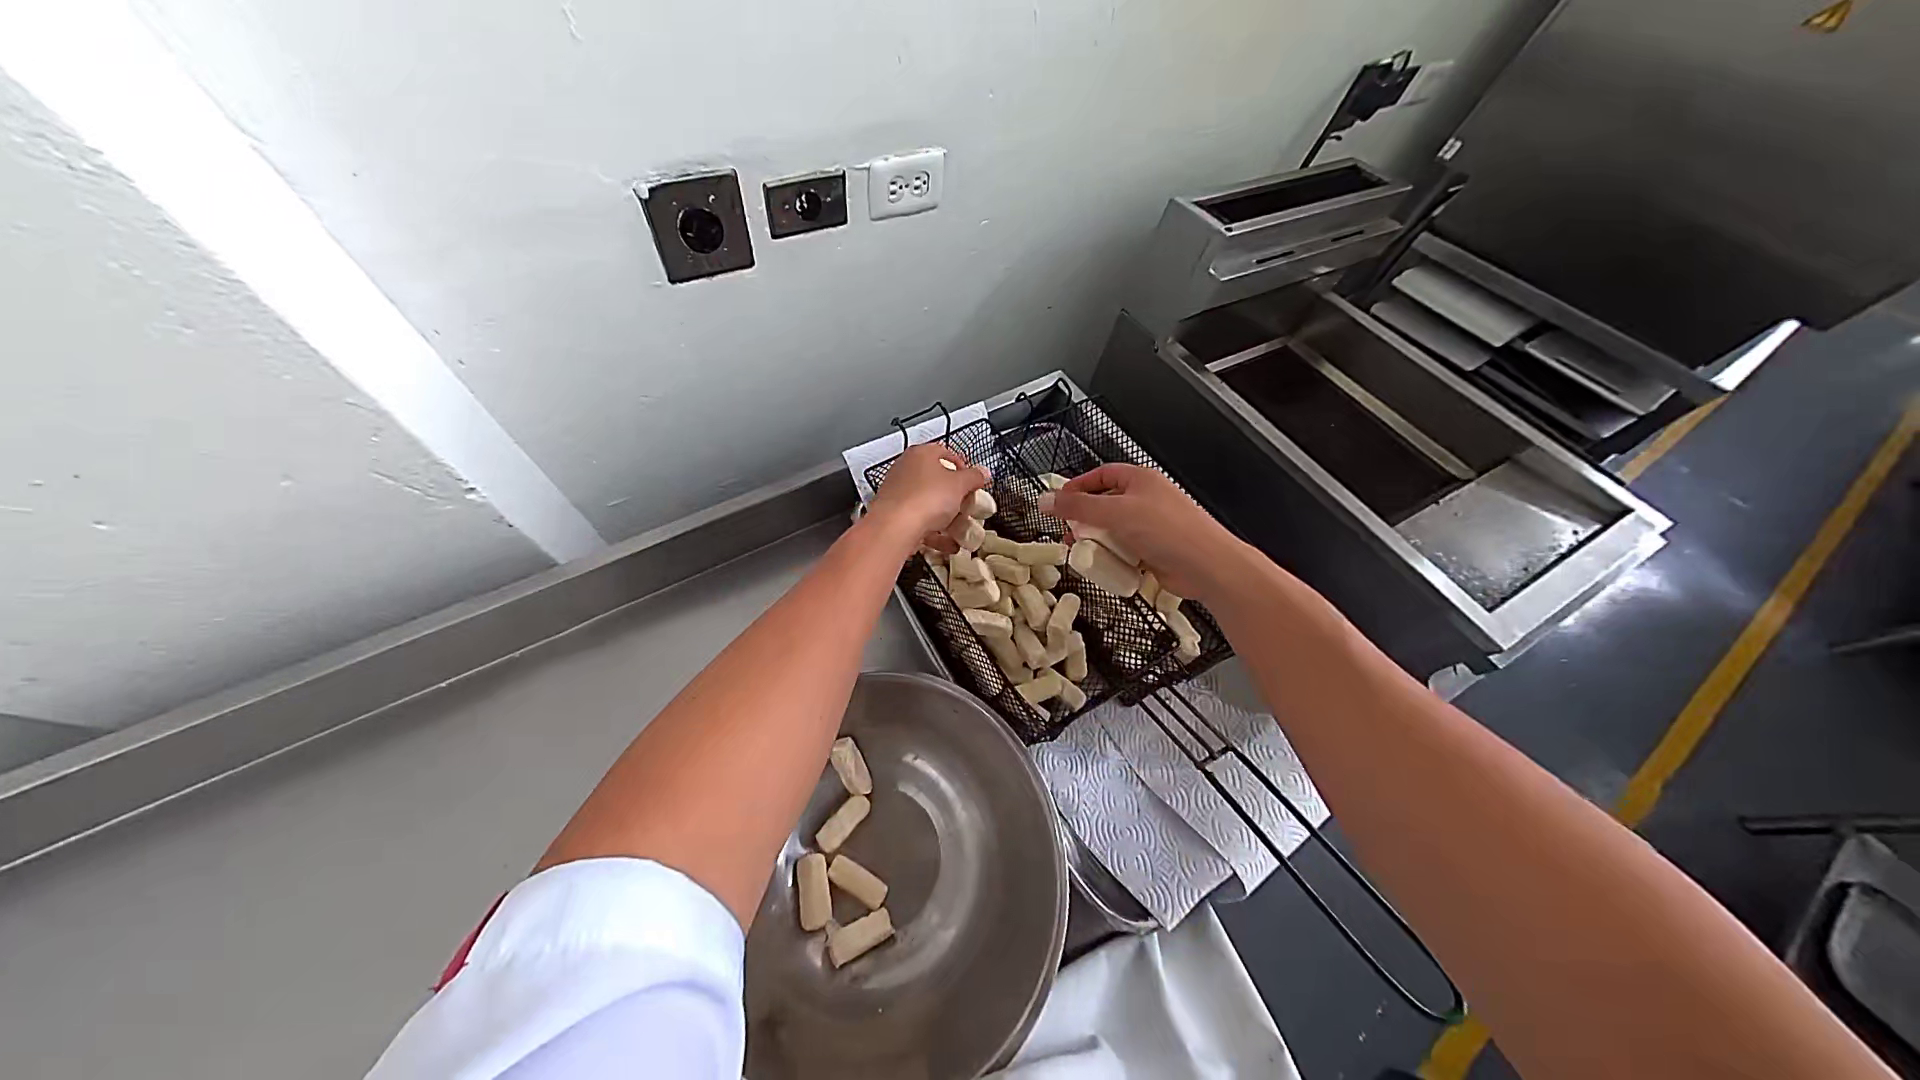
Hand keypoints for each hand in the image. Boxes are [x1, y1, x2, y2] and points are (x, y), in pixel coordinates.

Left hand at [866, 442, 990, 550]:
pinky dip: (934, 533)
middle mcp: (905, 471)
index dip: (962, 467)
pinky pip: (919, 522)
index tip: (973, 480)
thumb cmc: (923, 499)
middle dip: (954, 497)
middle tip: (967, 506)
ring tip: (960, 529)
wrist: (895, 528)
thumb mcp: (960, 485)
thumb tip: (982, 473)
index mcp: (920, 454)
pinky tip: (948, 544)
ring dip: (946, 518)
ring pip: (927, 504)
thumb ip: (974, 477)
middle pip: (936, 481)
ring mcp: (898, 494)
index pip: (945, 453)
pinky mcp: (894, 516)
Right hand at [1039, 464, 1247, 602]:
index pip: (1101, 475)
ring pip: (1112, 532)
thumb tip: (1048, 500)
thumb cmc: (1173, 531)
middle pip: (1104, 506)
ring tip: (1084, 552)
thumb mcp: (1115, 513)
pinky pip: (1123, 553)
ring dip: (1097, 543)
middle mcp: (1146, 501)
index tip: (1059, 501)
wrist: (1206, 566)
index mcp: (1140, 481)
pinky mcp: (1153, 552)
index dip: (1078, 487)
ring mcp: (1150, 528)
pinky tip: (1106, 566)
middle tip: (1068, 532)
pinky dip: (1112, 560)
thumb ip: (1077, 508)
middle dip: (1084, 521)